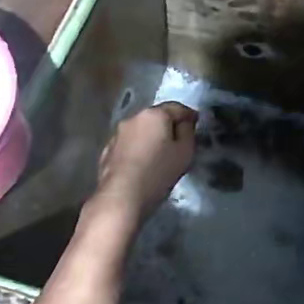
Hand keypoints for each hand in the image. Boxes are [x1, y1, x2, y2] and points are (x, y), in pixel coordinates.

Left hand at [87, 101, 197, 226]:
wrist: (122, 195)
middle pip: (155, 118)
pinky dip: (137, 150)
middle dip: (167, 125)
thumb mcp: (185, 152)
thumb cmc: (159, 172)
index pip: (176, 108)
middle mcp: (133, 118)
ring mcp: (117, 134)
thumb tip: (184, 122)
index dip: (189, 115)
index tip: (196, 122)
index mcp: (154, 115)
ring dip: (150, 138)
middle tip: (178, 140)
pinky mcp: (107, 151)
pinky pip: (128, 146)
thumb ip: (188, 132)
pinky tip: (141, 164)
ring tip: (159, 153)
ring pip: (139, 131)